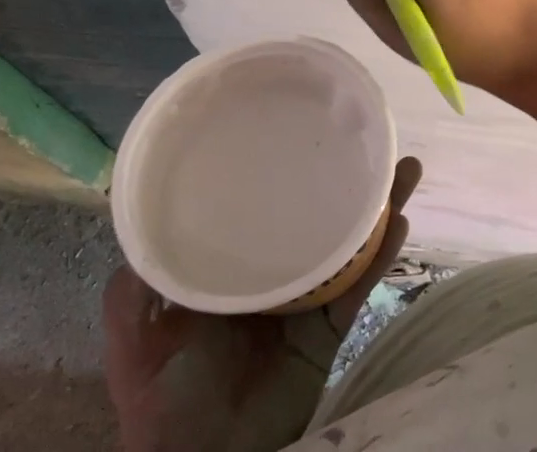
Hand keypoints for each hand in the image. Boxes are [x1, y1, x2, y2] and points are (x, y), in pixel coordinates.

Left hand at [103, 158, 421, 451]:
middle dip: (344, 182)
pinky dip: (381, 255)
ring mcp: (305, 302)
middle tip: (374, 146)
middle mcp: (271, 277)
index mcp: (228, 273)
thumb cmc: (165, 401)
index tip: (299, 136)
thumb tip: (142, 223)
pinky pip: (358, 285)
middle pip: (313, 219)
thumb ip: (131, 293)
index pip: (257, 214)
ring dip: (377, 207)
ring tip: (405, 170)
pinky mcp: (329, 330)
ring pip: (346, 243)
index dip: (280, 177)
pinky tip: (400, 222)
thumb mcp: (134, 341)